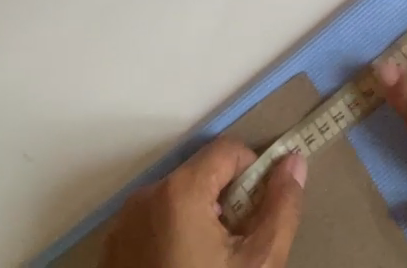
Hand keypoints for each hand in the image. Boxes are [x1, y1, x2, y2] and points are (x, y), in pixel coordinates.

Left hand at [99, 137, 308, 267]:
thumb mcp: (258, 264)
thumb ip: (281, 207)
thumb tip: (293, 162)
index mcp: (179, 191)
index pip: (229, 151)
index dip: (254, 173)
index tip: (260, 213)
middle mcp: (145, 196)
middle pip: (202, 175)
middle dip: (227, 200)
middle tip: (238, 246)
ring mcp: (124, 224)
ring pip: (178, 199)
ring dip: (202, 217)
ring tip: (211, 261)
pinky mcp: (114, 249)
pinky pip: (154, 221)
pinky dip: (174, 234)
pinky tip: (185, 267)